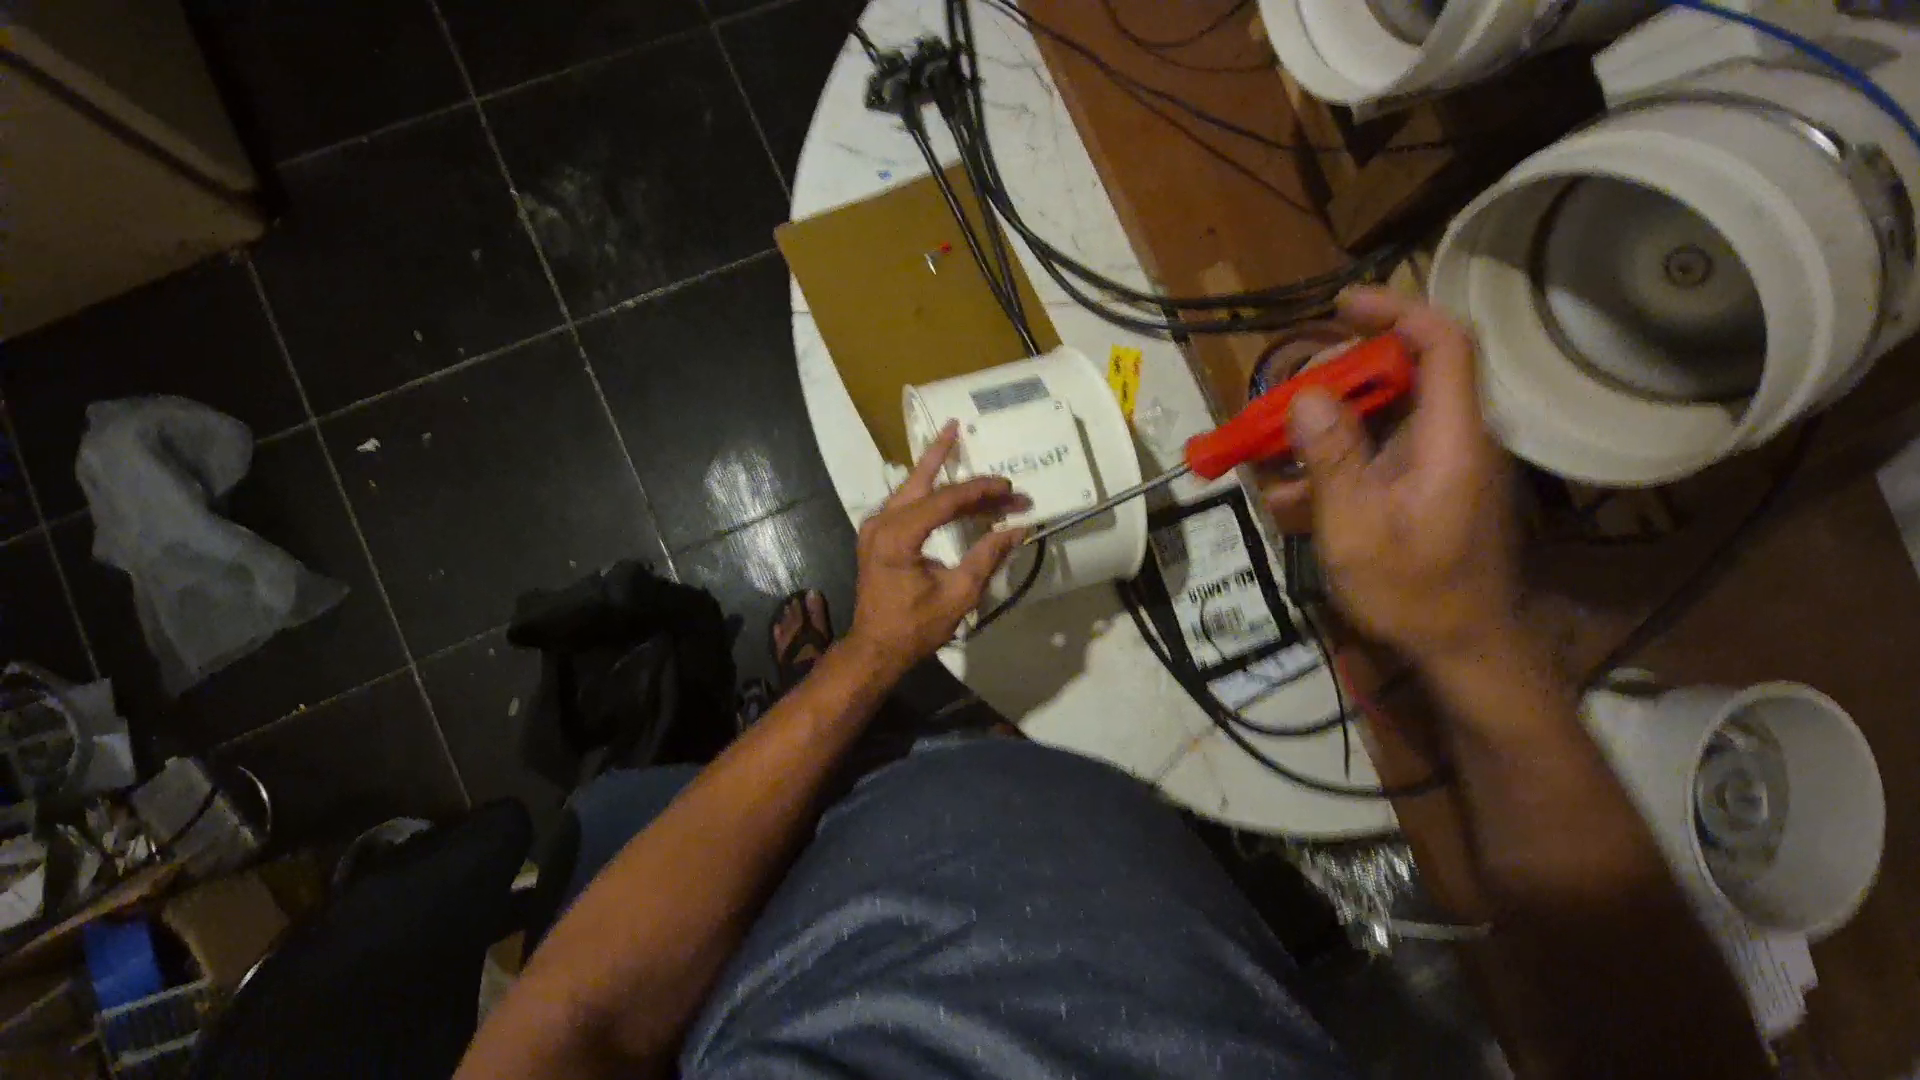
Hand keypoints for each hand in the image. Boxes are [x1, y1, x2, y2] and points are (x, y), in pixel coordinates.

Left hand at [844, 422, 1029, 675]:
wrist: (875, 648)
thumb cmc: (915, 627)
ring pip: (909, 488)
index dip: (981, 492)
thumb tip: (1017, 530)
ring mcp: (874, 528)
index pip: (946, 501)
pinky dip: (925, 489)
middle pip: (918, 480)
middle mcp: (881, 523)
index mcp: (898, 536)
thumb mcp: (958, 595)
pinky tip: (940, 480)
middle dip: (944, 455)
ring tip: (951, 439)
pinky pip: (904, 503)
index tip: (1010, 491)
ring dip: (934, 469)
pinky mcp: (877, 537)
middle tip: (959, 426)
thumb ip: (986, 557)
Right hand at [1265, 287, 1522, 666]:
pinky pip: (1370, 456)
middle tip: (1280, 403)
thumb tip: (1307, 397)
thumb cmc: (1414, 592)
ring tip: (1270, 461)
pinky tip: (1290, 499)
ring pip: (1374, 418)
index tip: (1340, 306)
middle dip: (1330, 383)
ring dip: (1318, 432)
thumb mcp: (1357, 528)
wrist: (1461, 650)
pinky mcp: (1418, 488)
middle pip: (1396, 377)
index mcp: (1450, 438)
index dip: (1396, 311)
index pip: (1441, 344)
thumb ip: (1332, 459)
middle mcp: (1449, 439)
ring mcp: (1433, 465)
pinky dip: (1328, 467)